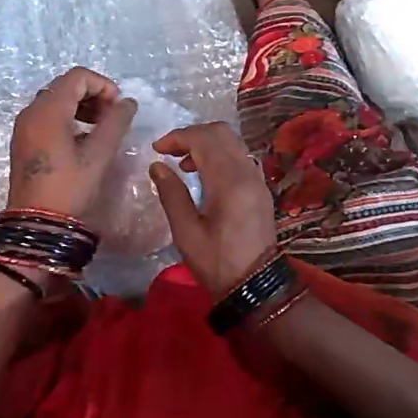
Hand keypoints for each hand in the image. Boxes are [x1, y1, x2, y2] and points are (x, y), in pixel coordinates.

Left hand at [7, 67, 136, 218]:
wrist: (37, 223)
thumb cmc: (69, 188)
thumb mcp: (98, 155)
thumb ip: (115, 123)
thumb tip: (128, 103)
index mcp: (48, 111)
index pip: (77, 77)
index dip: (103, 85)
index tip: (119, 107)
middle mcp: (31, 112)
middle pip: (64, 86)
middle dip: (92, 95)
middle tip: (112, 118)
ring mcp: (24, 127)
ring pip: (55, 101)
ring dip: (81, 106)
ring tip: (101, 129)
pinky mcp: (23, 142)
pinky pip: (46, 117)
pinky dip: (67, 118)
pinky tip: (83, 140)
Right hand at [149, 123, 278, 292]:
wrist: (256, 284)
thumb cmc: (217, 262)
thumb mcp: (186, 232)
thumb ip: (172, 194)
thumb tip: (158, 166)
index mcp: (229, 182)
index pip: (204, 139)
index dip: (178, 137)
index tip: (157, 150)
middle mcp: (247, 173)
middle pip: (221, 132)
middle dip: (192, 135)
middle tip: (170, 152)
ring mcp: (257, 179)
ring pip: (232, 142)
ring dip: (206, 144)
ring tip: (183, 165)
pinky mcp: (260, 188)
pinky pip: (239, 157)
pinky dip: (220, 155)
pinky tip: (204, 176)